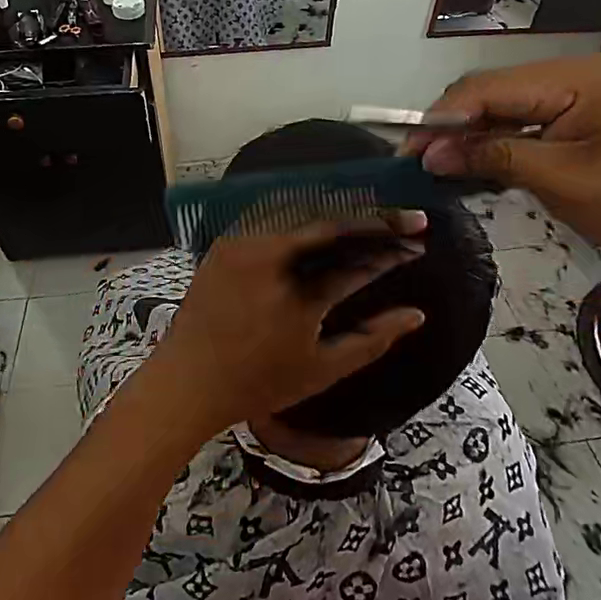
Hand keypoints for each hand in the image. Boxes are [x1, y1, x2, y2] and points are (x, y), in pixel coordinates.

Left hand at [138, 215, 429, 436]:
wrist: (183, 384)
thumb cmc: (255, 383)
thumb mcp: (322, 369)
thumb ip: (373, 340)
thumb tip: (417, 315)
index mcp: (298, 288)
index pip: (357, 259)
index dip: (390, 250)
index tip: (417, 242)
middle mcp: (271, 253)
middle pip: (334, 223)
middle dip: (374, 221)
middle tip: (405, 222)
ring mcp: (245, 243)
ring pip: (306, 215)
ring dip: (343, 216)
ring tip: (374, 221)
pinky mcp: (229, 243)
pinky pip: (278, 219)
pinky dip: (310, 220)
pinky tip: (329, 226)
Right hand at [406, 54, 600, 254]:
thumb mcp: (566, 182)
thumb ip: (497, 159)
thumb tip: (433, 153)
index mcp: (577, 77)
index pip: (490, 86)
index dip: (442, 118)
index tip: (408, 152)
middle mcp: (578, 75)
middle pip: (498, 94)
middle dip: (456, 128)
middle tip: (421, 166)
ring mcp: (586, 95)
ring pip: (512, 110)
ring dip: (478, 138)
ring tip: (443, 169)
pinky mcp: (589, 118)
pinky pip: (534, 125)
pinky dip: (506, 146)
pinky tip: (483, 167)